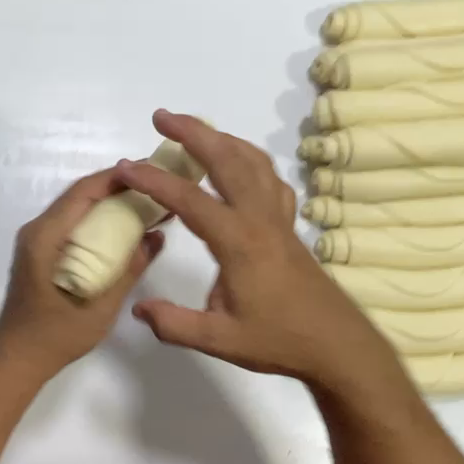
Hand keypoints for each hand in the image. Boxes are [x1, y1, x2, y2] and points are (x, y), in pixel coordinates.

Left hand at [0, 166, 162, 376]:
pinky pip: (71, 226)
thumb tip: (157, 236)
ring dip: (108, 204)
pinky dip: (97, 222)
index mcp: (46, 236)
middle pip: (80, 195)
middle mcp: (37, 230)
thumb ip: (129, 267)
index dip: (118, 177)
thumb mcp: (101, 304)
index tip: (152, 170)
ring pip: (76, 210)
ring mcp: (36, 242)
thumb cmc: (56, 334)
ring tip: (146, 204)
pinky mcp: (40, 254)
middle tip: (157, 185)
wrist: (17, 358)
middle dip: (118, 188)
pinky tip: (123, 229)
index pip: (84, 191)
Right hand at [116, 110, 393, 391]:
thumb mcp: (219, 339)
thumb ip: (174, 324)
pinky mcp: (290, 228)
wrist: (337, 346)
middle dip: (193, 132)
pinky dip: (250, 160)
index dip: (154, 180)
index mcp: (239, 243)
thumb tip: (139, 308)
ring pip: (253, 162)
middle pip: (227, 160)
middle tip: (161, 117)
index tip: (126, 167)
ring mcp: (279, 220)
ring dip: (222, 139)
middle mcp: (260, 220)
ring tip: (194, 131)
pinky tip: (237, 166)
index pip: (190, 200)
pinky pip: (270, 179)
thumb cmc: (279, 342)